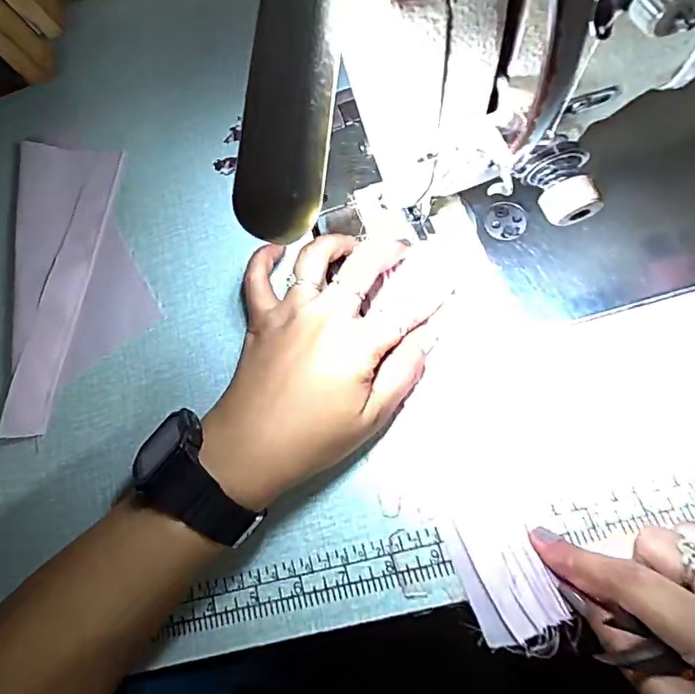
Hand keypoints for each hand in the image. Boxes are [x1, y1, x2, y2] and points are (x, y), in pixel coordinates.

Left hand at [201, 235, 450, 509]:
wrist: (248, 451)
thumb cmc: (310, 440)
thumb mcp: (371, 417)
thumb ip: (403, 373)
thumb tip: (427, 340)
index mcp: (356, 344)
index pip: (405, 308)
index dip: (431, 293)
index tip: (446, 282)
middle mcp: (324, 316)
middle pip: (363, 264)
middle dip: (390, 249)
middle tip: (402, 249)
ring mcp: (289, 312)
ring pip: (312, 256)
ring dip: (337, 242)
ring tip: (351, 245)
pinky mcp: (261, 317)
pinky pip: (257, 276)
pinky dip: (265, 257)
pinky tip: (277, 249)